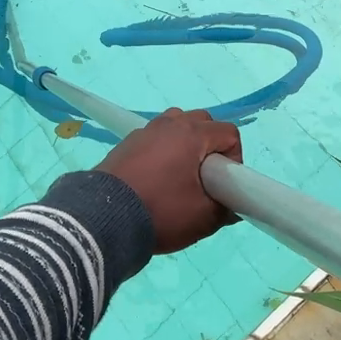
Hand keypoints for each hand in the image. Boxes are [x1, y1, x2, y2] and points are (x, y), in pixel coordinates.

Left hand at [95, 108, 241, 253]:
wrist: (106, 215)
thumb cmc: (161, 211)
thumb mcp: (202, 217)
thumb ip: (224, 209)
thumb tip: (230, 206)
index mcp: (191, 134)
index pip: (228, 132)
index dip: (234, 158)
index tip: (224, 184)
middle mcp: (169, 123)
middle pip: (202, 122)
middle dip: (211, 146)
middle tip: (206, 178)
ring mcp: (146, 129)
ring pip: (177, 125)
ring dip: (186, 144)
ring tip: (182, 176)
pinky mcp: (129, 141)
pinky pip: (156, 137)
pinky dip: (164, 150)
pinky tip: (157, 178)